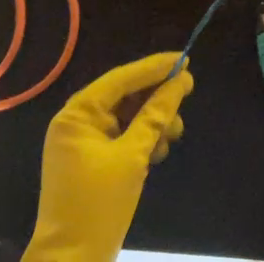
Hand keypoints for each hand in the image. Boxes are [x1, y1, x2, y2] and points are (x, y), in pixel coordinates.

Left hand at [24, 53, 191, 261]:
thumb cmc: (98, 205)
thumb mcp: (133, 155)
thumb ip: (157, 113)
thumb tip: (182, 80)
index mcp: (78, 114)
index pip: (122, 78)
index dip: (155, 68)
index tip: (186, 59)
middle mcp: (77, 121)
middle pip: (125, 95)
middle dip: (156, 99)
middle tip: (186, 99)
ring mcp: (83, 142)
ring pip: (127, 116)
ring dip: (153, 121)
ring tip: (173, 136)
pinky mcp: (92, 160)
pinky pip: (122, 135)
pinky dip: (143, 138)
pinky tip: (159, 150)